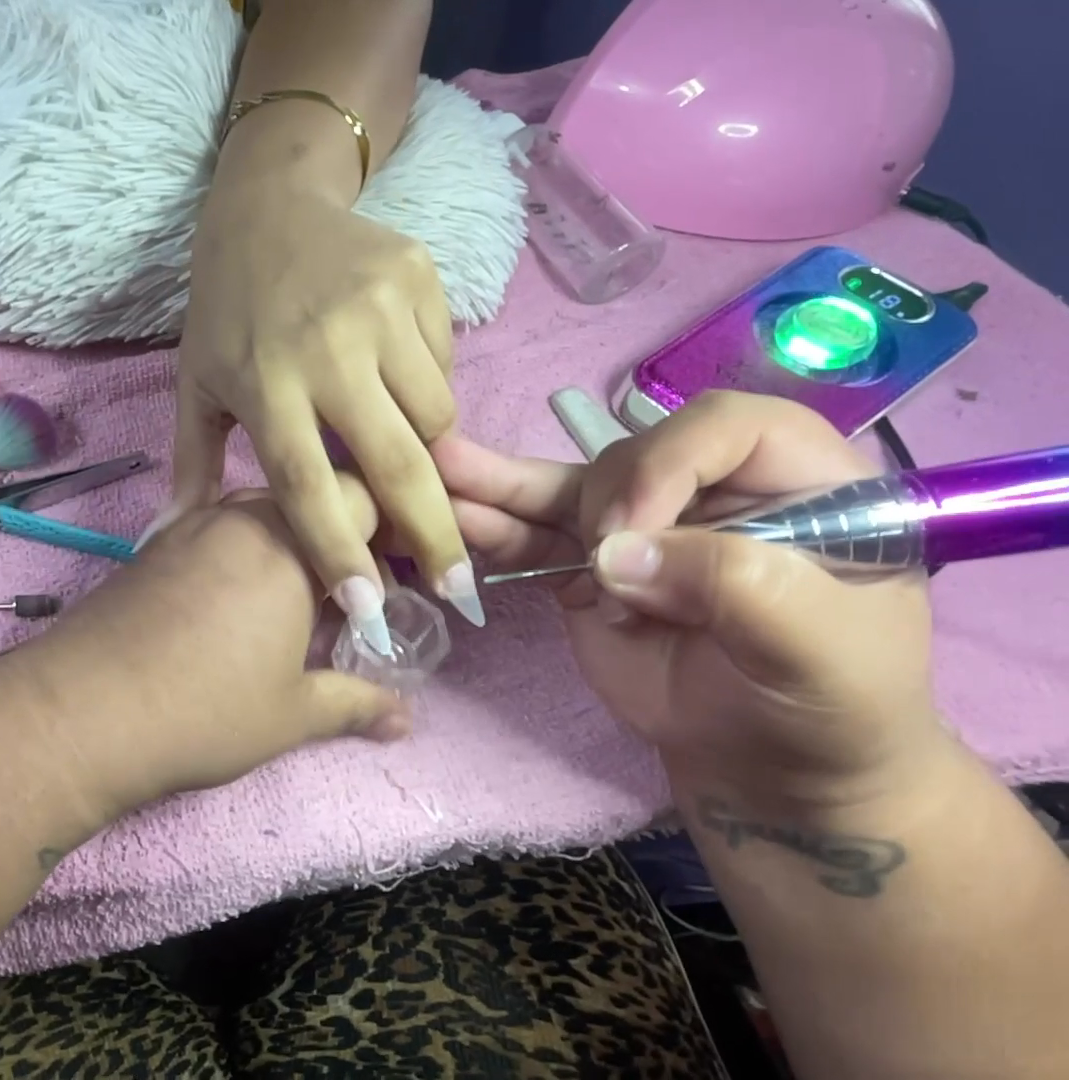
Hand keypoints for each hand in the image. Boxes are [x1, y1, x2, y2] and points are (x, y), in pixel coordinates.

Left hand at [23, 481, 406, 817]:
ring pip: (259, 510)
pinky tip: (234, 598)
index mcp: (289, 544)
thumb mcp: (290, 714)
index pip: (363, 503)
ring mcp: (190, 528)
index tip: (400, 570)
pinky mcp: (154, 547)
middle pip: (309, 498)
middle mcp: (241, 519)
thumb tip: (404, 720)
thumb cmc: (203, 711)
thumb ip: (354, 704)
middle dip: (340, 533)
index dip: (392, 531)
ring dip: (288, 539)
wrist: (83, 708)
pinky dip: (241, 550)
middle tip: (352, 587)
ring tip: (296, 593)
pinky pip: (214, 529)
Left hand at [165, 176, 479, 659]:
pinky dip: (430, 390)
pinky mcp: (422, 280)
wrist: (268, 207)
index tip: (372, 609)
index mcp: (264, 387)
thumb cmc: (225, 310)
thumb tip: (170, 536)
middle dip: (434, 536)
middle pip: (396, 463)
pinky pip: (446, 364)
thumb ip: (193, 463)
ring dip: (428, 451)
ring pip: (435, 416)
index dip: (339, 552)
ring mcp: (382, 312)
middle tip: (461, 592)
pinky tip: (396, 379)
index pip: (307, 486)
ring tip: (402, 449)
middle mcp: (329, 353)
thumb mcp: (196, 384)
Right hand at [435, 392, 946, 812]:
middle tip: (593, 564)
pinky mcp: (587, 565)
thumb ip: (737, 586)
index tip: (631, 535)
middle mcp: (711, 490)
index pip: (724, 428)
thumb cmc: (825, 704)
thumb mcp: (818, 650)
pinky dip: (492, 529)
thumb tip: (611, 554)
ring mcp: (642, 527)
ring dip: (501, 485)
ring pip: (568, 490)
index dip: (667, 464)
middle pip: (633, 455)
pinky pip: (535, 537)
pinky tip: (445, 512)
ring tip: (440, 467)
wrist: (766, 762)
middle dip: (599, 503)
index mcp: (796, 484)